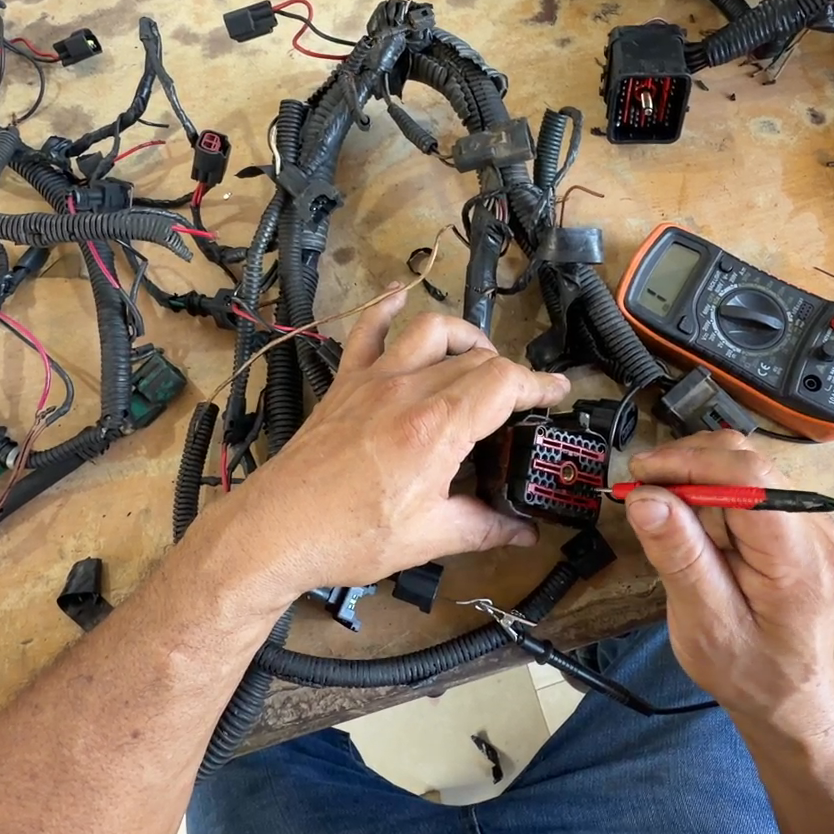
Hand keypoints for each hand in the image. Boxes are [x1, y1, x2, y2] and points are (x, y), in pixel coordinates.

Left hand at [204, 285, 571, 603]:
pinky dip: (386, 307)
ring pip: (431, 329)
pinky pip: (366, 331)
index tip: (557, 392)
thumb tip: (524, 532)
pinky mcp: (346, 383)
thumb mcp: (428, 537)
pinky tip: (399, 295)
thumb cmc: (350, 535)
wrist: (277, 529)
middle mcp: (408, 390)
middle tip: (521, 402)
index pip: (503, 383)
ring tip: (478, 359)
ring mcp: (374, 380)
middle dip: (509, 374)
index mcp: (436, 428)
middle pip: (476, 358)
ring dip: (465, 337)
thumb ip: (484, 527)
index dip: (539, 384)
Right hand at [623, 431, 833, 739]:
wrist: (789, 697)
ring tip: (668, 516)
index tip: (640, 475)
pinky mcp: (793, 520)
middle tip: (643, 494)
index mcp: (797, 556)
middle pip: (744, 460)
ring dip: (694, 477)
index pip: (747, 476)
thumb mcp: (703, 624)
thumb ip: (679, 557)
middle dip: (686, 466)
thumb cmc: (747, 670)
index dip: (688, 462)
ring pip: (741, 464)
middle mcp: (813, 526)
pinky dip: (707, 489)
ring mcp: (807, 519)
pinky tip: (691, 522)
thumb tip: (645, 497)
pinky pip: (745, 483)